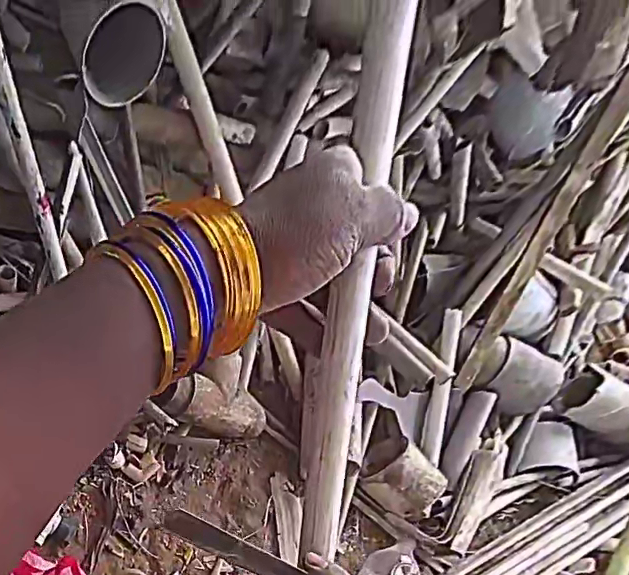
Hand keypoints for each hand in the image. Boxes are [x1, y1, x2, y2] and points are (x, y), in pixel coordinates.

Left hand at [237, 145, 417, 314]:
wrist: (226, 277)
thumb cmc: (286, 236)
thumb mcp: (356, 213)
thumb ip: (387, 213)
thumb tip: (403, 215)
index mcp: (329, 177)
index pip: (371, 195)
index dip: (385, 226)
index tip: (391, 246)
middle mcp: (305, 213)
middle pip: (351, 246)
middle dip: (369, 273)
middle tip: (376, 287)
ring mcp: (285, 252)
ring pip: (326, 282)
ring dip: (349, 308)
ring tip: (369, 330)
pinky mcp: (267, 287)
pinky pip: (299, 308)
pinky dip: (318, 326)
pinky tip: (334, 342)